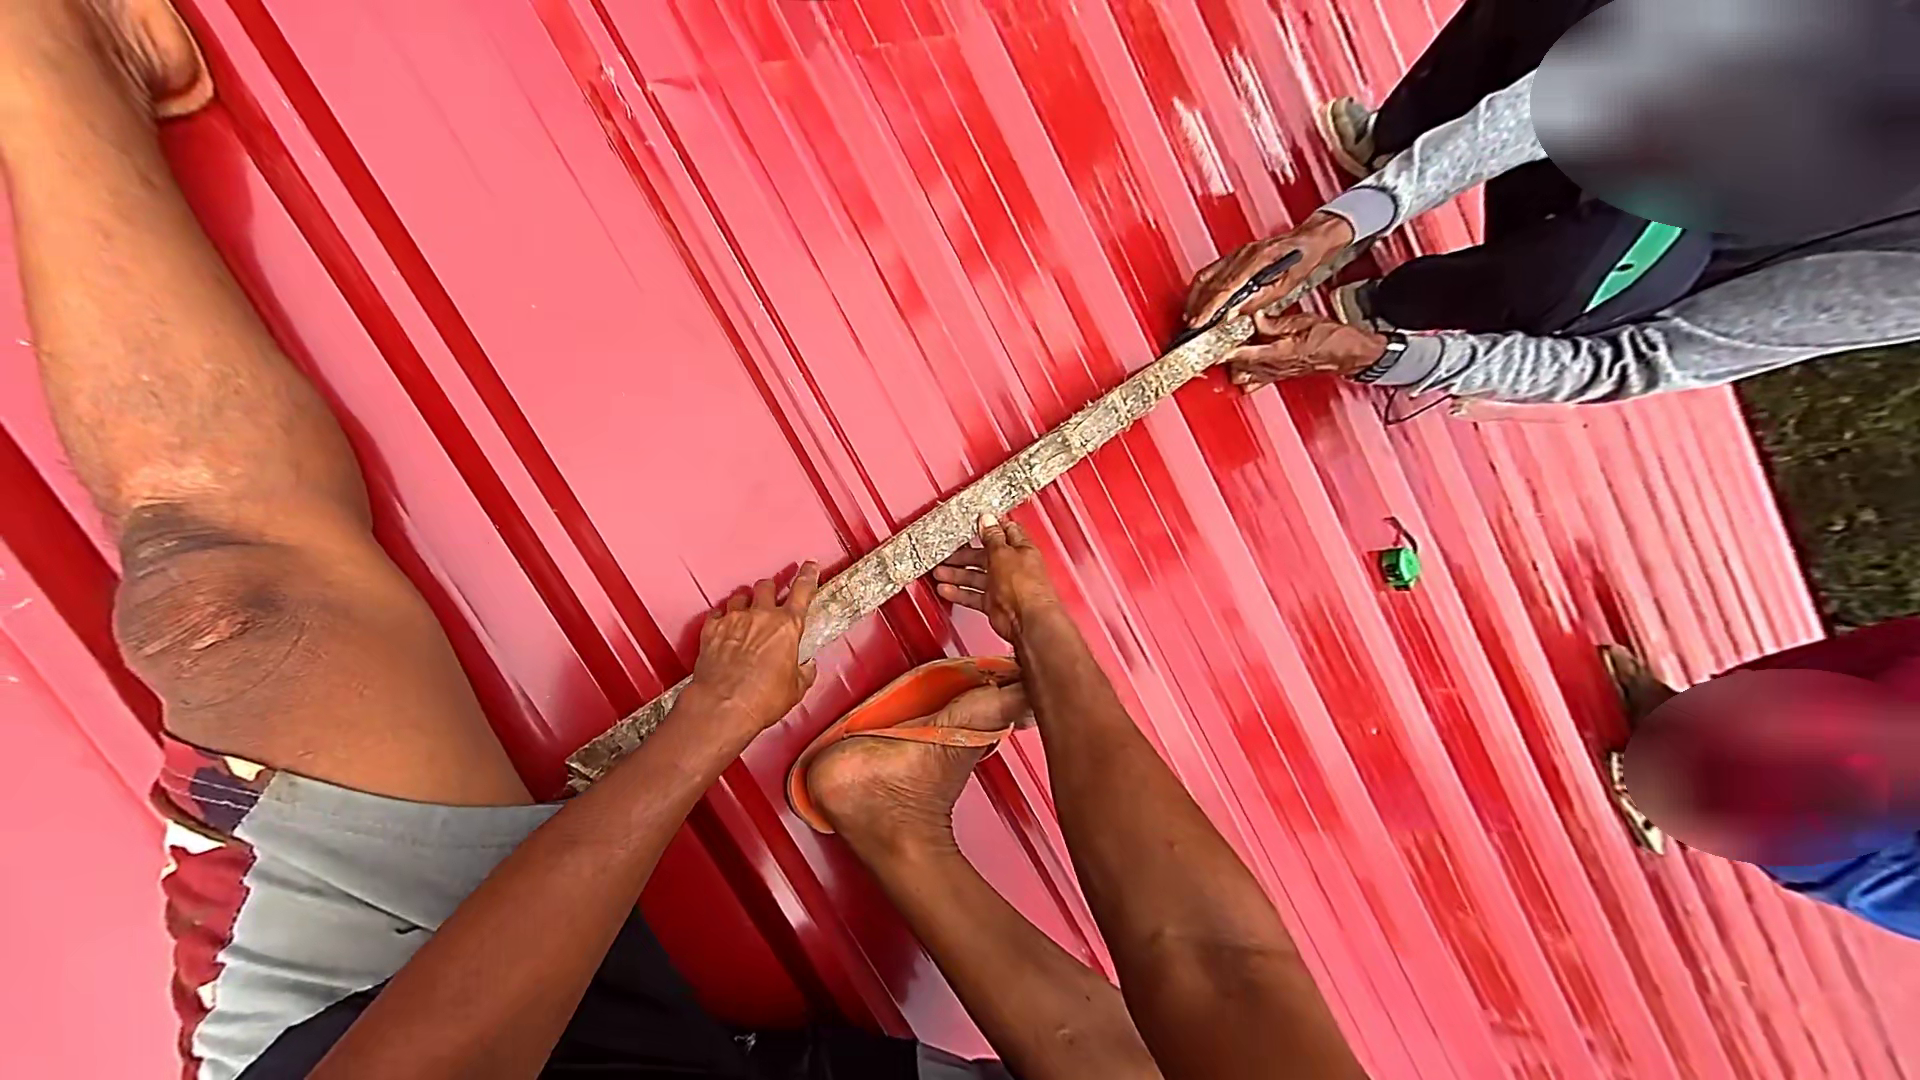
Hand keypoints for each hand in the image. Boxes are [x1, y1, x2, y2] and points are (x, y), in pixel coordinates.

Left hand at [687, 562, 819, 735]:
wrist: (723, 707)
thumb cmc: (760, 699)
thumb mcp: (796, 688)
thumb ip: (804, 672)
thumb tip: (807, 670)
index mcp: (788, 626)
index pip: (803, 590)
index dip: (808, 575)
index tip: (810, 567)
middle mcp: (760, 617)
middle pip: (766, 587)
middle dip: (770, 589)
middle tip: (772, 595)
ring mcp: (734, 621)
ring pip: (740, 597)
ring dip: (745, 602)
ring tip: (747, 612)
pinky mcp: (712, 631)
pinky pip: (716, 614)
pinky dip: (721, 618)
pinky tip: (724, 626)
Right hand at [930, 515, 1061, 641]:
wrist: (1027, 620)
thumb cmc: (1025, 587)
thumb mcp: (1003, 553)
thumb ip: (992, 537)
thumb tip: (987, 520)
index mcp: (1019, 550)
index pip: (1004, 532)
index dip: (989, 527)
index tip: (972, 524)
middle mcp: (1011, 568)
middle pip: (984, 557)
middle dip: (964, 555)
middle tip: (946, 552)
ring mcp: (1002, 587)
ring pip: (975, 577)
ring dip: (956, 574)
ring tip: (940, 571)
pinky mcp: (994, 604)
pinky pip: (972, 596)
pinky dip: (958, 593)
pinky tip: (946, 589)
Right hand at [1184, 211, 1354, 327]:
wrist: (1312, 237)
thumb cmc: (1304, 257)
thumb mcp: (1287, 284)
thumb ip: (1259, 300)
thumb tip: (1236, 314)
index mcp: (1256, 260)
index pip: (1224, 288)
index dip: (1209, 308)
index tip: (1199, 322)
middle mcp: (1243, 255)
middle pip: (1210, 284)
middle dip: (1197, 308)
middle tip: (1191, 327)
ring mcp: (1237, 254)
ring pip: (1206, 278)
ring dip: (1196, 300)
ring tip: (1192, 317)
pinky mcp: (1234, 256)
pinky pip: (1210, 272)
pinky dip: (1200, 289)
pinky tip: (1199, 301)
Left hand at [1227, 311, 1386, 389]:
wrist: (1351, 355)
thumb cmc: (1334, 339)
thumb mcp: (1304, 322)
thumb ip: (1276, 322)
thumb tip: (1255, 317)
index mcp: (1280, 353)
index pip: (1244, 355)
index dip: (1226, 351)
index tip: (1214, 345)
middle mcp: (1274, 368)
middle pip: (1237, 369)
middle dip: (1226, 359)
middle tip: (1220, 344)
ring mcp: (1274, 376)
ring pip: (1243, 378)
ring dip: (1234, 366)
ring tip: (1229, 352)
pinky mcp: (1277, 377)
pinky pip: (1254, 381)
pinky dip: (1245, 374)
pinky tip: (1242, 364)